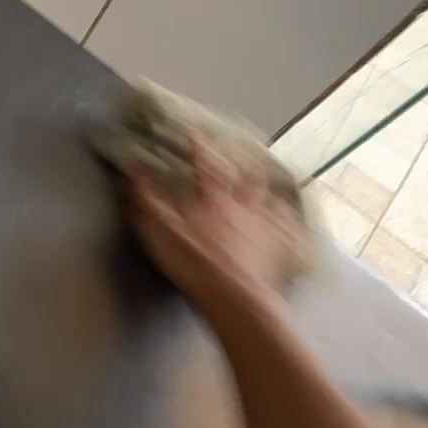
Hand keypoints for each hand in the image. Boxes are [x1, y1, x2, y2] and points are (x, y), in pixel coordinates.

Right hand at [126, 134, 308, 316]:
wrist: (234, 297)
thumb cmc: (192, 261)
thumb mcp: (160, 228)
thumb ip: (147, 197)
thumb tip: (133, 165)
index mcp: (211, 198)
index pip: (203, 164)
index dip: (198, 146)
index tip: (193, 130)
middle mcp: (241, 205)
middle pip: (246, 178)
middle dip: (243, 162)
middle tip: (244, 150)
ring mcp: (264, 227)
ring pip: (270, 201)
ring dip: (269, 190)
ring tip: (271, 182)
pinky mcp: (278, 250)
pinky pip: (288, 233)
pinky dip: (291, 225)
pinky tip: (294, 223)